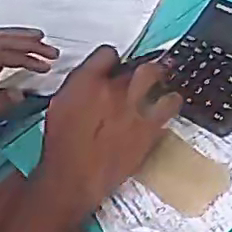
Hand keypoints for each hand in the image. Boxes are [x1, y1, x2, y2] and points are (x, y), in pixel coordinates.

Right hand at [31, 45, 180, 219]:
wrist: (76, 177)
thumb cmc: (64, 147)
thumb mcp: (60, 106)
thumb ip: (79, 88)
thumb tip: (91, 83)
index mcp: (86, 81)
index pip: (107, 54)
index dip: (113, 60)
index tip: (117, 65)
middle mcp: (113, 90)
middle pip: (138, 65)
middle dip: (145, 66)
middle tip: (150, 71)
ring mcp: (134, 108)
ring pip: (157, 79)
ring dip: (161, 81)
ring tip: (164, 85)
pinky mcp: (149, 129)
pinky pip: (170, 106)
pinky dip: (171, 103)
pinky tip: (170, 105)